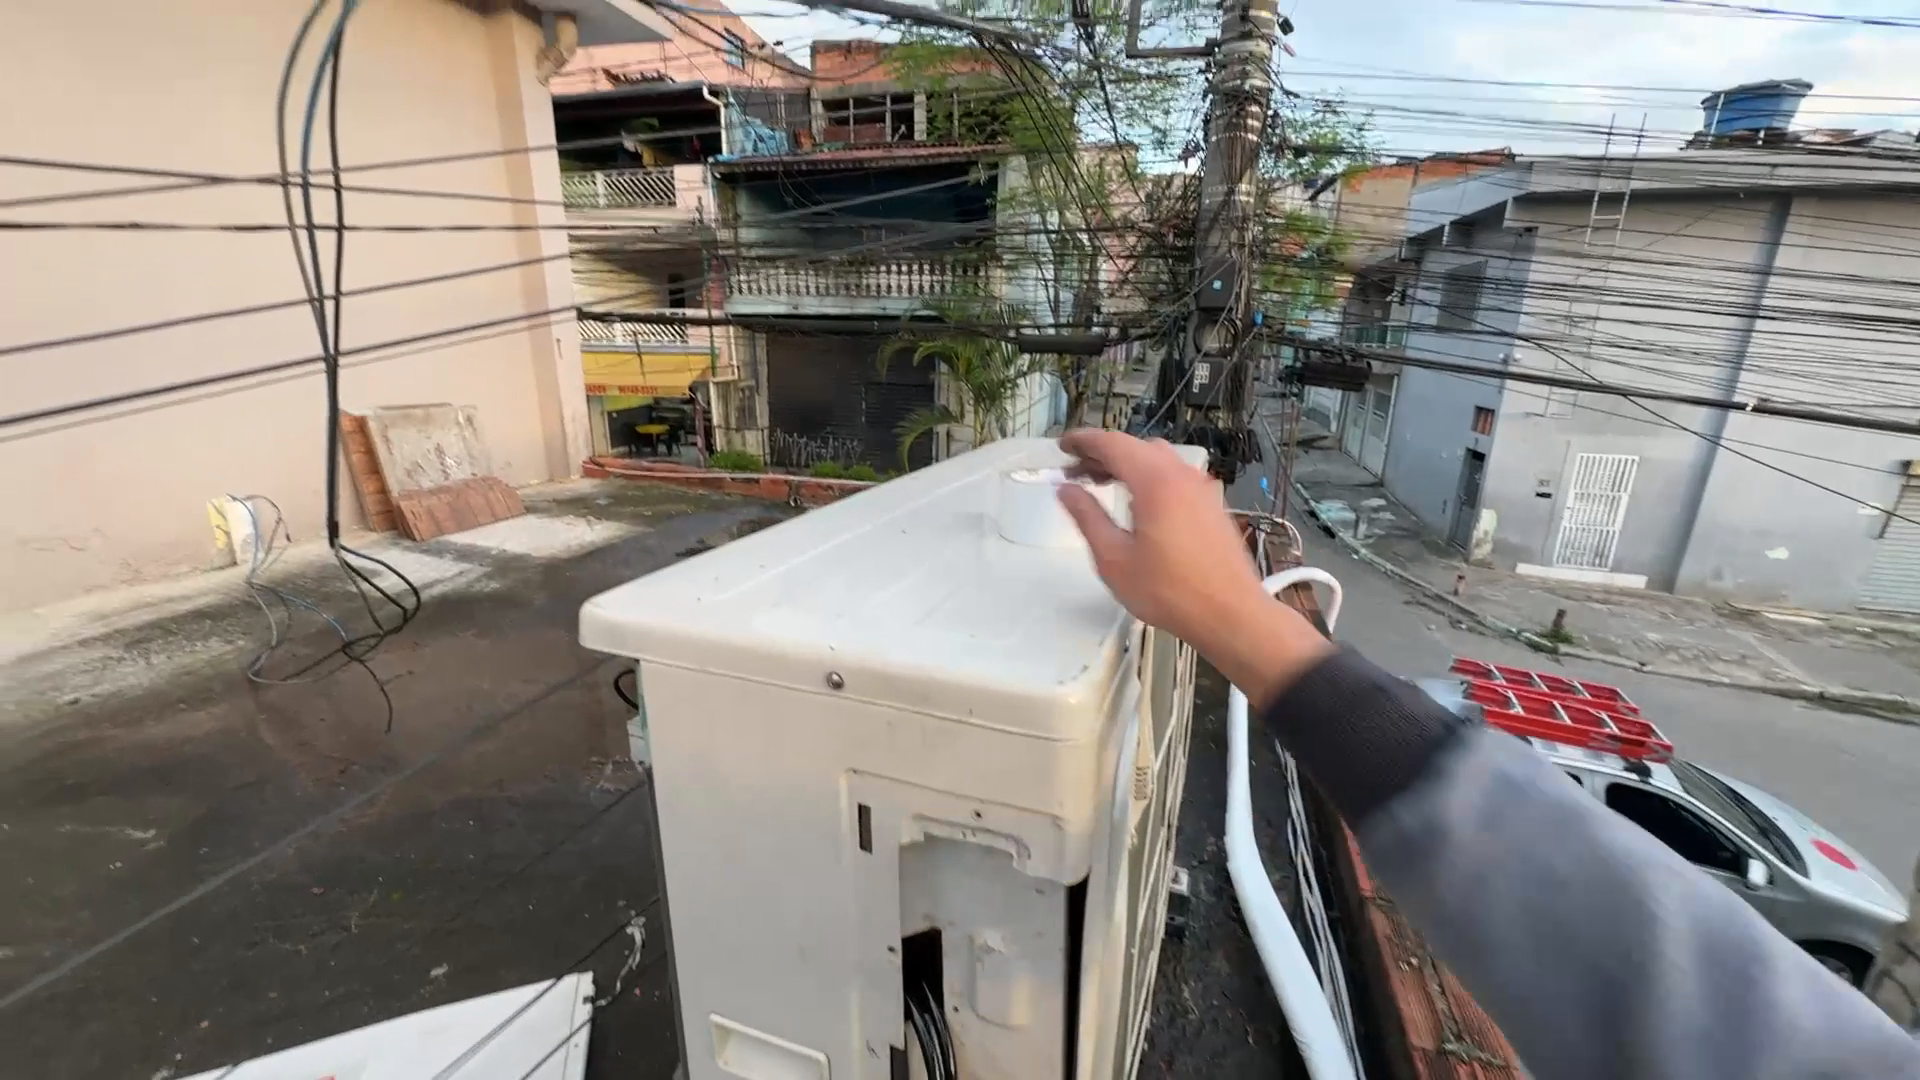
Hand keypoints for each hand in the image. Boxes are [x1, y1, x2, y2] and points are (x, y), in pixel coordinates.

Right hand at [1054, 429, 1331, 705]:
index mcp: (1155, 481)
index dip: (1083, 441)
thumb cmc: (1167, 591)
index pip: (1112, 444)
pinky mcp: (1212, 505)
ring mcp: (1202, 488)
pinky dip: (1148, 477)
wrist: (1231, 615)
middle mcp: (1182, 475)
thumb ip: (1088, 517)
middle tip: (1075, 472)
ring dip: (1127, 464)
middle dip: (1102, 453)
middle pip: (1136, 448)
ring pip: (1158, 460)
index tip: (1061, 447)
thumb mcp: (1114, 558)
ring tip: (1101, 485)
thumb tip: (1066, 489)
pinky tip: (1137, 505)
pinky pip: (1175, 476)